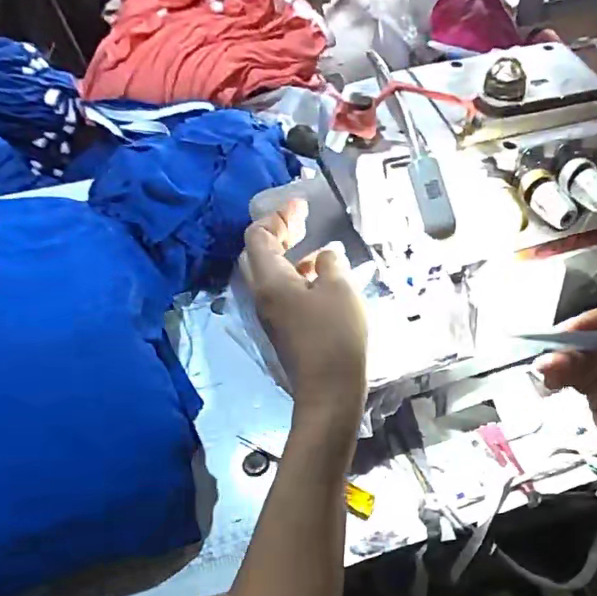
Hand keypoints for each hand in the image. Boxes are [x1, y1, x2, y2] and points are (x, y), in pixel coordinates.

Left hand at [241, 200, 367, 426]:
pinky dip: (297, 275)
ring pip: (270, 274)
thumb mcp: (339, 290)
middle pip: (257, 254)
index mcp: (270, 280)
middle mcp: (262, 295)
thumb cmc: (335, 335)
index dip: (277, 216)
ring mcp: (271, 315)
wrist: (329, 389)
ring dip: (289, 255)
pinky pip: (282, 292)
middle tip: (302, 222)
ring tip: (316, 247)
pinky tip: (321, 278)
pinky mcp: (284, 330)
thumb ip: (330, 264)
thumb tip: (324, 256)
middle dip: (278, 233)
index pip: (258, 236)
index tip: (301, 206)